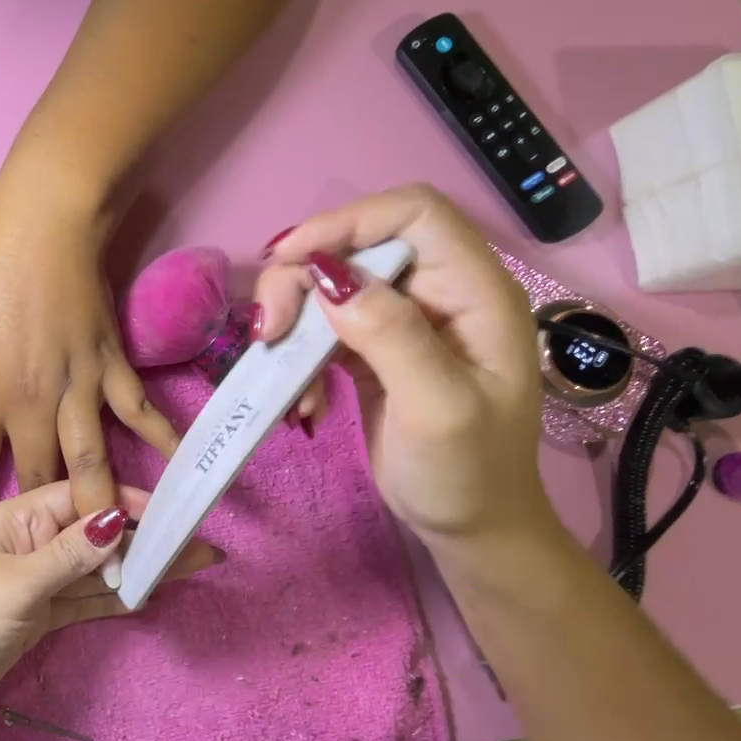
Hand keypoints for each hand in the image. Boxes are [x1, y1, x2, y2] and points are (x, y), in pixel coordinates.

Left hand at [0, 188, 180, 530]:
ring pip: (90, 459)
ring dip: (104, 507)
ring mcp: (76, 389)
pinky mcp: (112, 368)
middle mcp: (30, 405)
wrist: (39, 232)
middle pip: (37, 478)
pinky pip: (138, 413)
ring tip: (122, 550)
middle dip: (45, 528)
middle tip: (61, 570)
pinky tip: (179, 473)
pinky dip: (160, 442)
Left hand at [0, 482, 219, 731]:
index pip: (82, 497)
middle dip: (145, 536)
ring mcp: (37, 579)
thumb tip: (117, 519)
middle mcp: (31, 540)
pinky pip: (86, 598)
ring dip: (139, 568)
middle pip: (96, 532)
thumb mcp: (17, 582)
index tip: (176, 512)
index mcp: (18, 517)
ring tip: (194, 565)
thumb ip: (70, 555)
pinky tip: (151, 592)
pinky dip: (116, 596)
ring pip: (97, 568)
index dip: (128, 502)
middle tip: (202, 544)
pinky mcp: (39, 614)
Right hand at [253, 185, 552, 546]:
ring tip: (280, 374)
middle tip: (267, 333)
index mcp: (474, 292)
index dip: (348, 221)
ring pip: (329, 286)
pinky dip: (298, 358)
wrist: (469, 526)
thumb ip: (390, 335)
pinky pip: (321, 329)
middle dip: (301, 281)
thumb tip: (328, 277)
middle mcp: (438, 293)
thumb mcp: (437, 406)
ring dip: (293, 323)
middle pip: (356, 247)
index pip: (413, 213)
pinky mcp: (371, 349)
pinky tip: (304, 402)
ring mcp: (402, 322)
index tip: (289, 259)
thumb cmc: (468, 470)